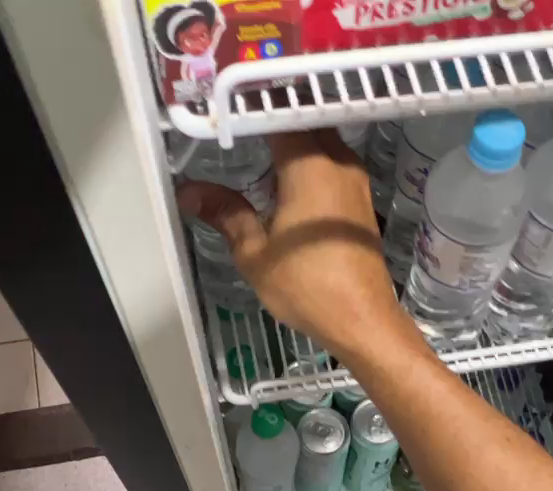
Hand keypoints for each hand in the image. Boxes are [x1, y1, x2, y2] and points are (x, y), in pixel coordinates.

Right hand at [176, 130, 418, 360]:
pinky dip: (311, 169)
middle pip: (303, 123)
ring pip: (322, 144)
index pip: (277, 112)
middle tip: (239, 134)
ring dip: (294, 147)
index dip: (250, 107)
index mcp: (309, 163)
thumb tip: (190, 192)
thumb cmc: (308, 287)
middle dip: (272, 125)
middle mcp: (338, 161)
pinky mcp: (362, 204)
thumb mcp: (256, 253)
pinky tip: (289, 190)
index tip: (226, 111)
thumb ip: (226, 214)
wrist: (362, 321)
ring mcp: (356, 181)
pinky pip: (333, 168)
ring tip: (260, 161)